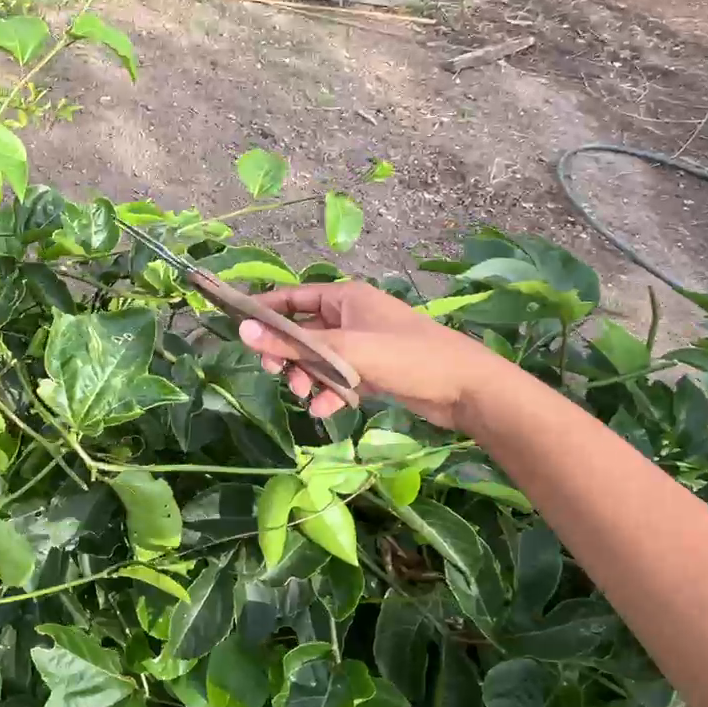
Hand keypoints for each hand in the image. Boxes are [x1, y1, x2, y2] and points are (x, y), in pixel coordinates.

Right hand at [236, 280, 513, 430]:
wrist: (469, 391)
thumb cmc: (407, 356)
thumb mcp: (344, 350)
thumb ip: (293, 343)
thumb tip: (241, 331)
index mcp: (344, 297)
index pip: (291, 297)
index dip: (263, 311)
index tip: (238, 329)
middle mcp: (350, 316)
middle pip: (301, 331)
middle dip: (287, 353)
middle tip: (275, 371)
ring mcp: (362, 344)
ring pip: (317, 358)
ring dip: (307, 376)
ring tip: (306, 395)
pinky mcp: (372, 370)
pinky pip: (336, 377)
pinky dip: (327, 391)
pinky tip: (325, 409)